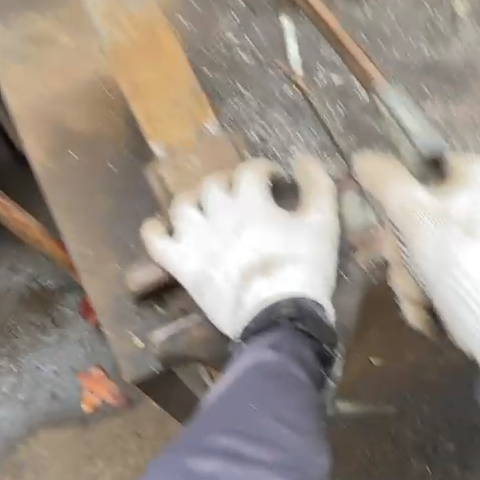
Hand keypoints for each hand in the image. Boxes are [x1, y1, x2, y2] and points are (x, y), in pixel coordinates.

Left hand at [141, 156, 338, 338]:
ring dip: (195, 201)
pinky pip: (154, 240)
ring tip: (208, 210)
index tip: (278, 184)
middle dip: (231, 185)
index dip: (266, 171)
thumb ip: (317, 186)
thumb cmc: (305, 271)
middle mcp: (217, 211)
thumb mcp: (324, 225)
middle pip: (215, 183)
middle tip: (245, 199)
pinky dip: (155, 229)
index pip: (252, 169)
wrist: (280, 319)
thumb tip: (303, 160)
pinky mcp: (182, 266)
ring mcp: (194, 238)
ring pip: (182, 204)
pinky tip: (165, 229)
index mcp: (250, 198)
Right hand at [351, 152, 479, 371]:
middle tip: (404, 265)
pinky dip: (423, 296)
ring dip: (407, 280)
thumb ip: (384, 179)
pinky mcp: (468, 276)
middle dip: (399, 253)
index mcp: (470, 175)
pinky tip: (429, 311)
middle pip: (410, 217)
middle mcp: (474, 204)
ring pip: (414, 253)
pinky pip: (429, 278)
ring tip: (422, 296)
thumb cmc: (458, 258)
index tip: (382, 216)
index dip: (393, 193)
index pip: (418, 167)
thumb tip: (362, 158)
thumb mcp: (413, 211)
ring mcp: (471, 243)